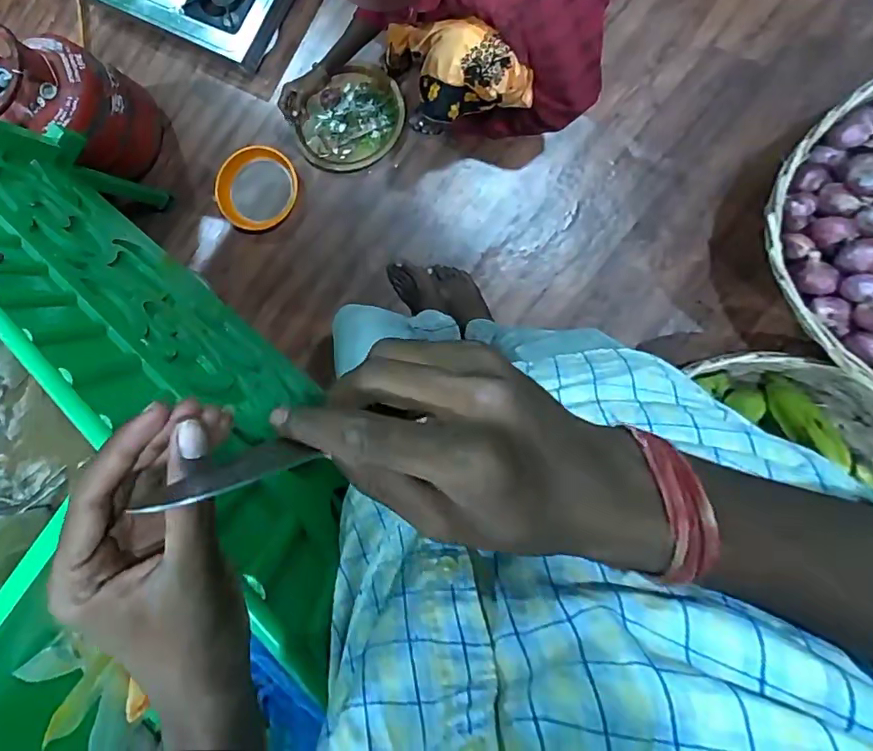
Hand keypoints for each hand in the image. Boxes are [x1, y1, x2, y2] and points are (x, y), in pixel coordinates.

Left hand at [48, 401, 263, 748]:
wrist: (222, 693)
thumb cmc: (196, 647)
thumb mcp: (192, 572)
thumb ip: (190, 498)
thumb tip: (190, 428)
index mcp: (75, 572)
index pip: (90, 495)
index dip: (125, 447)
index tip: (160, 410)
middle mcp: (90, 550)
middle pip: (119, 478)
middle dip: (158, 440)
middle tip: (195, 407)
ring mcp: (120, 540)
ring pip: (143, 476)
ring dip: (177, 444)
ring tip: (212, 414)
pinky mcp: (149, 534)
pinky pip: (165, 488)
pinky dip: (190, 463)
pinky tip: (215, 434)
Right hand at [272, 340, 670, 569]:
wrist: (592, 479)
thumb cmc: (520, 520)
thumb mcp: (445, 526)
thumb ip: (380, 481)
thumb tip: (329, 443)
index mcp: (467, 460)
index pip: (367, 433)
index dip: (315, 427)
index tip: (280, 421)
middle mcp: (471, 399)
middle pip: (369, 379)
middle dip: (336, 400)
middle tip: (331, 423)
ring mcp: (479, 363)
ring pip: (385, 354)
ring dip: (360, 382)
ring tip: (368, 411)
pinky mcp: (481, 347)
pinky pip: (411, 349)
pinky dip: (390, 371)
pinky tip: (402, 397)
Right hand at [279, 64, 330, 120]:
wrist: (323, 74)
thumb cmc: (311, 82)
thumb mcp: (303, 94)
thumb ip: (297, 104)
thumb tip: (293, 115)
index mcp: (287, 90)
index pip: (281, 103)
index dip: (284, 111)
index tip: (290, 118)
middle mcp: (290, 92)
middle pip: (287, 105)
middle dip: (291, 114)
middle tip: (294, 123)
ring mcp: (297, 94)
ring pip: (295, 106)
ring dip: (297, 113)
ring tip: (300, 121)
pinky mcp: (304, 95)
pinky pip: (301, 104)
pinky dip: (303, 110)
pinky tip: (306, 116)